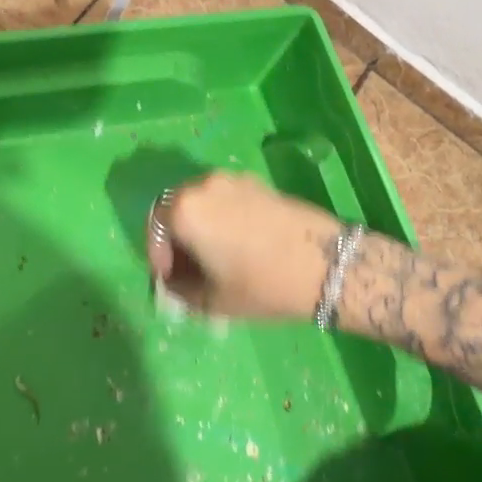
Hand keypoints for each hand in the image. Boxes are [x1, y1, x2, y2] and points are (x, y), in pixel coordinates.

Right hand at [146, 171, 343, 319]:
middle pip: (175, 209)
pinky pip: (226, 199)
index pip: (153, 228)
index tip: (170, 280)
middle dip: (176, 239)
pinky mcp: (259, 184)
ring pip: (202, 202)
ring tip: (213, 259)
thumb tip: (175, 284)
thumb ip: (182, 291)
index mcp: (185, 209)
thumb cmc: (262, 284)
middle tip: (187, 270)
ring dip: (199, 228)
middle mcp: (204, 185)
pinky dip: (221, 219)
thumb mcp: (213, 301)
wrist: (328, 266)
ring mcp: (234, 180)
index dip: (157, 257)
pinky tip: (238, 246)